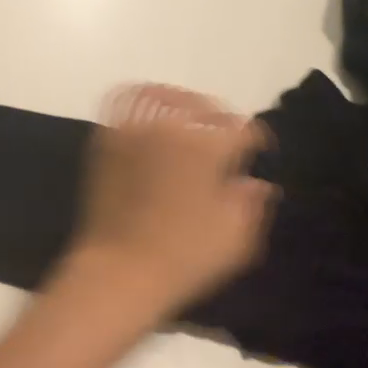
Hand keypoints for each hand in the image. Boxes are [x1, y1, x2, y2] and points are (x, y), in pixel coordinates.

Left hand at [66, 85, 276, 317]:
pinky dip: (146, 98)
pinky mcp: (109, 137)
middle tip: (227, 141)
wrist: (120, 269)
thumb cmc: (184, 258)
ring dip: (187, 106)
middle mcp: (174, 127)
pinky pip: (130, 102)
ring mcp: (138, 128)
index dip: (256, 141)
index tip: (258, 153)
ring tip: (192, 119)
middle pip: (207, 109)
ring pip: (170, 99)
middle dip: (223, 123)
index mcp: (210, 148)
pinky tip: (154, 109)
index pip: (244, 129)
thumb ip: (253, 203)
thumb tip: (258, 183)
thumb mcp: (236, 239)